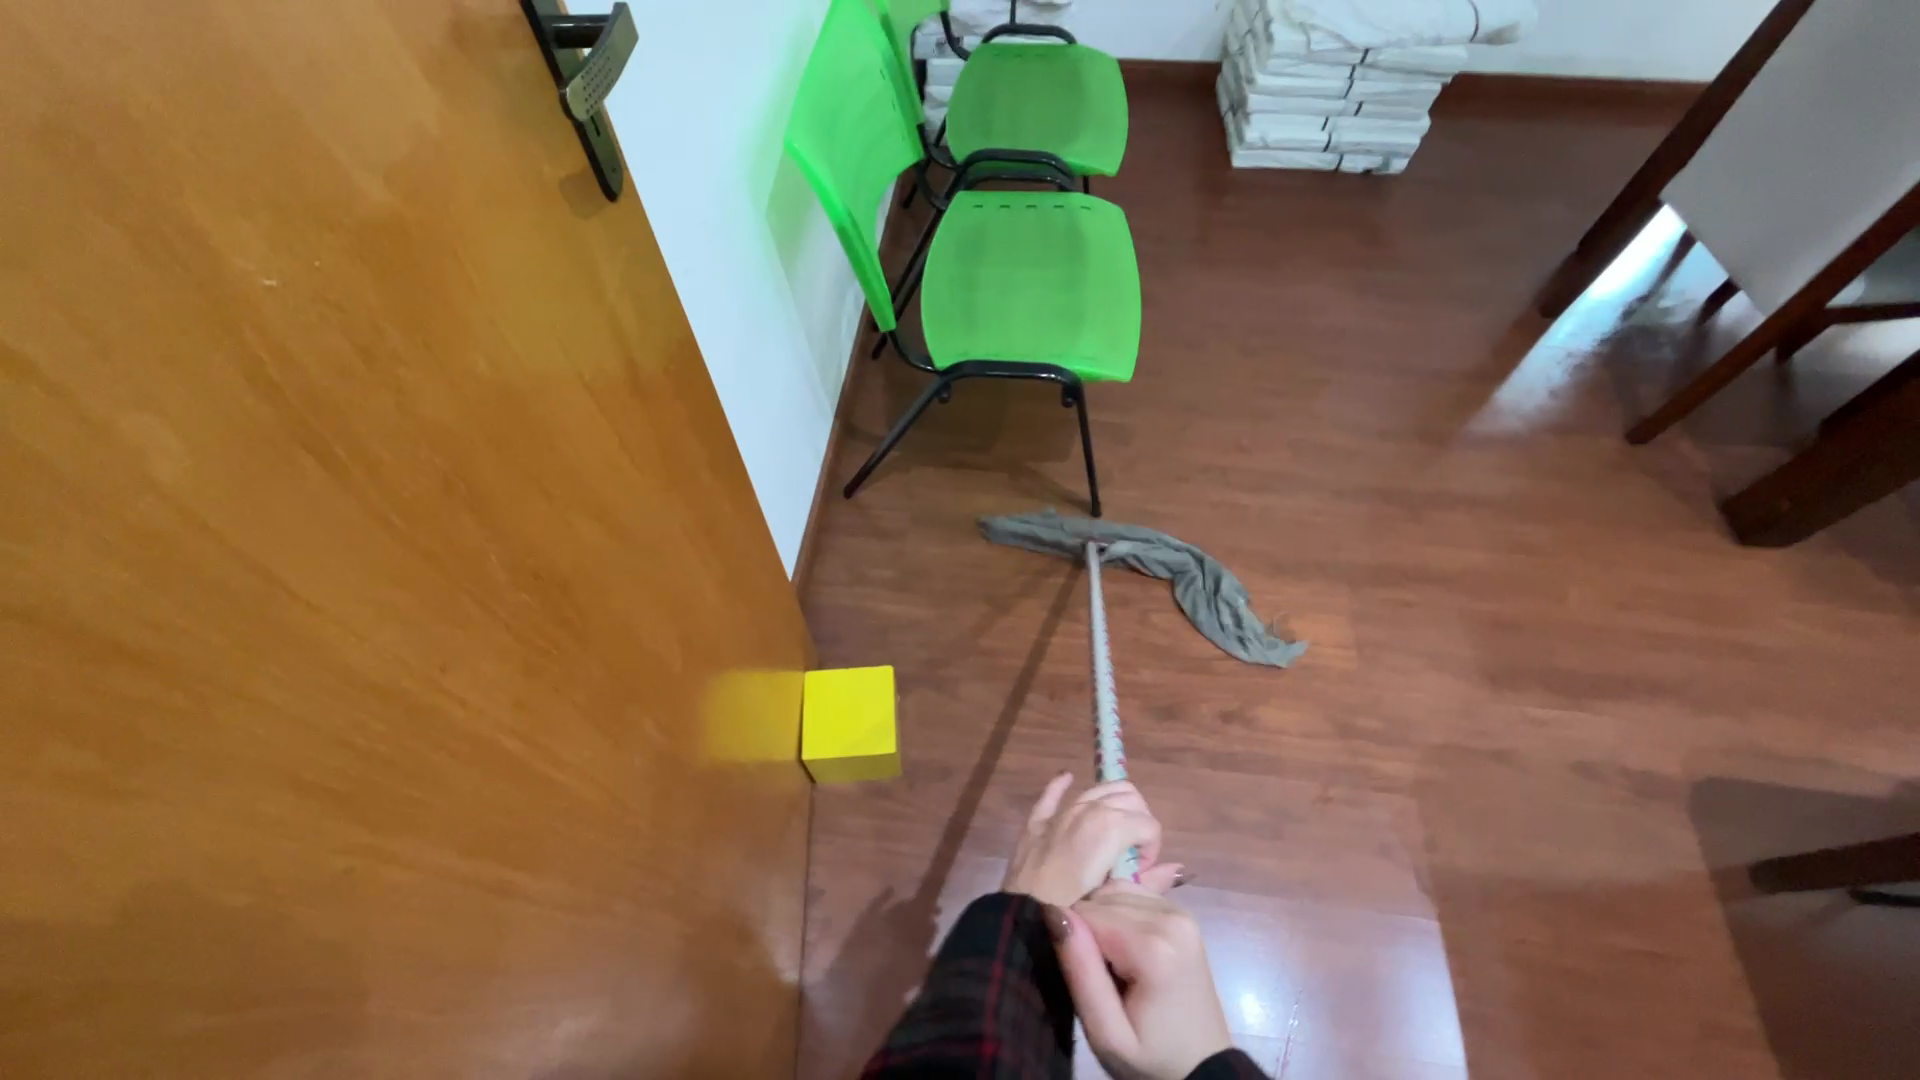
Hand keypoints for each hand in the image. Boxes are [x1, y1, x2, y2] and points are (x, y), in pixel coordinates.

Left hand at [1002, 772, 1180, 908]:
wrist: (1024, 920)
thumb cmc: (1076, 913)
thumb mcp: (1116, 900)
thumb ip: (1151, 881)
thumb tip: (1177, 870)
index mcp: (1111, 826)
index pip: (1149, 824)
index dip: (1151, 848)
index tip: (1139, 871)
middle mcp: (1088, 808)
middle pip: (1130, 797)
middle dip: (1138, 821)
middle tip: (1131, 853)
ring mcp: (1061, 811)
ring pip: (1099, 788)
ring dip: (1114, 803)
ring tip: (1112, 833)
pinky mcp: (1038, 819)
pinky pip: (1053, 792)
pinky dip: (1062, 783)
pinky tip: (1067, 778)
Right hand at [1056, 887, 1233, 1079]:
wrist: (1201, 1068)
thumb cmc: (1150, 1059)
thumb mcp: (1106, 1034)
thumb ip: (1080, 971)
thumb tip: (1054, 911)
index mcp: (1154, 947)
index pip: (1084, 913)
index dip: (1074, 944)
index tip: (1087, 979)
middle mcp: (1171, 916)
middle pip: (1099, 899)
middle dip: (1087, 930)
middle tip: (1101, 976)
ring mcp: (1179, 909)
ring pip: (1111, 890)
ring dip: (1101, 918)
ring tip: (1112, 962)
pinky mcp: (1179, 910)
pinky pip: (1130, 891)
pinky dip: (1116, 911)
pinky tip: (1124, 945)